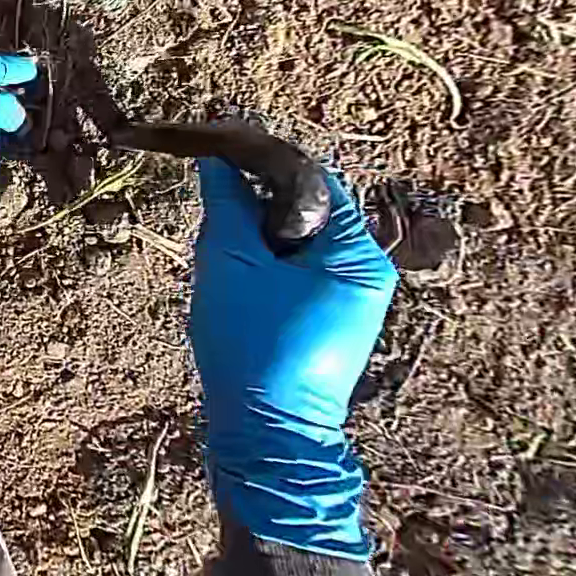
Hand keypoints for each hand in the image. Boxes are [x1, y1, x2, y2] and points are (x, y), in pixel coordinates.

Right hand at [188, 157, 395, 558]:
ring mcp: (349, 292)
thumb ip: (226, 206)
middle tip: (211, 206)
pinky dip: (261, 256)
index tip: (216, 149)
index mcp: (355, 250)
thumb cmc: (251, 339)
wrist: (267, 425)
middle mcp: (365, 265)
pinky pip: (293, 264)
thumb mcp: (230, 263)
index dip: (262, 161)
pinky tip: (233, 273)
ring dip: (253, 230)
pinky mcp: (327, 312)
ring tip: (218, 250)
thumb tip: (217, 162)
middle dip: (254, 200)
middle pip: (305, 206)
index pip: (312, 179)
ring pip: (294, 235)